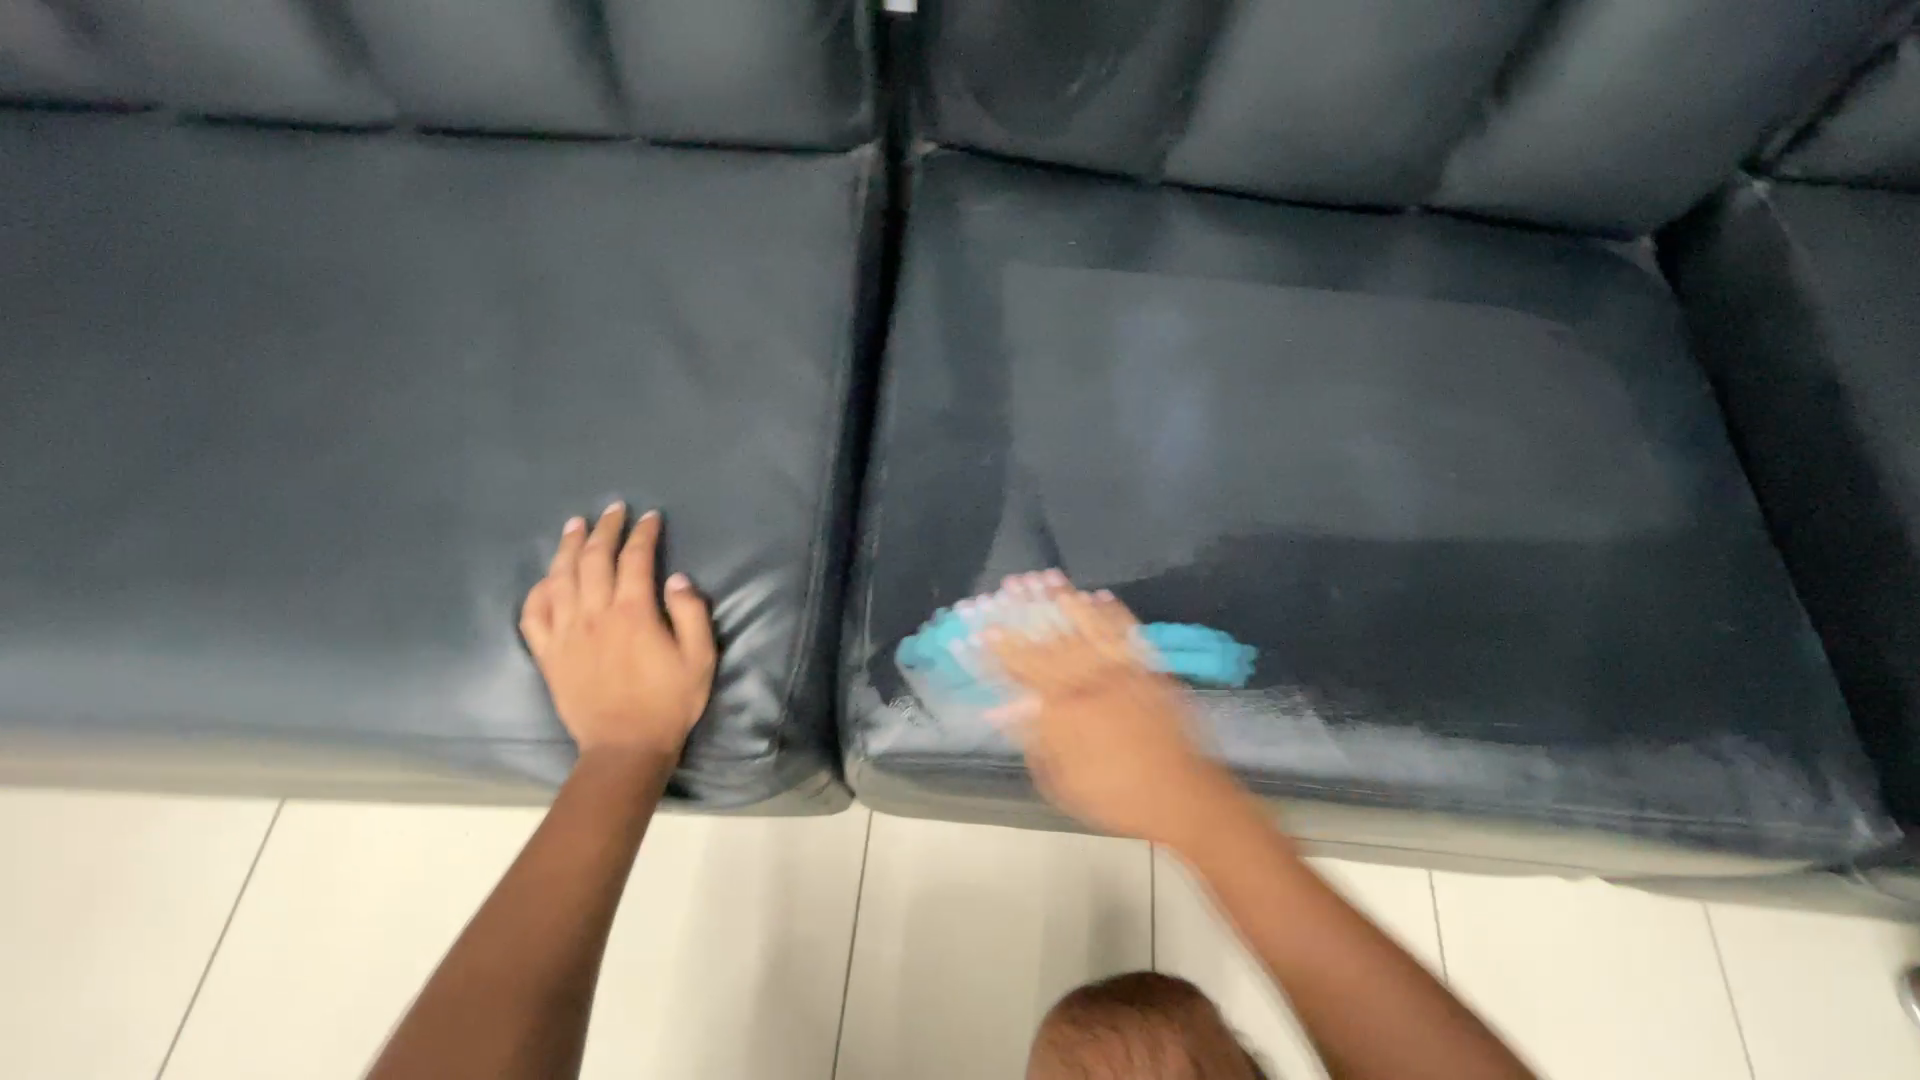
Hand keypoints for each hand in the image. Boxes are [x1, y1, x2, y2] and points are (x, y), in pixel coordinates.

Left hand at [520, 503, 717, 761]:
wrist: (625, 747)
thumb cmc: (669, 702)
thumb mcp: (700, 658)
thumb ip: (691, 613)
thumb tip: (676, 579)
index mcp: (633, 612)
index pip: (635, 559)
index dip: (642, 533)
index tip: (649, 517)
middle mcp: (594, 614)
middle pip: (594, 558)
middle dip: (604, 529)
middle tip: (612, 510)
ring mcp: (565, 633)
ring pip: (560, 578)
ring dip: (567, 547)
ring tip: (574, 525)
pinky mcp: (548, 654)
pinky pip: (533, 613)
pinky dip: (538, 590)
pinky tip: (547, 578)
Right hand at [982, 573, 1242, 847]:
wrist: (1183, 797)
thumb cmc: (1116, 798)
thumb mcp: (1062, 780)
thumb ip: (1034, 740)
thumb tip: (1005, 711)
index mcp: (1065, 710)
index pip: (1024, 671)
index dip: (1002, 650)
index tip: (984, 631)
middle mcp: (1091, 682)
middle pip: (1052, 641)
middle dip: (1028, 612)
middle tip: (1011, 586)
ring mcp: (1124, 673)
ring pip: (1090, 628)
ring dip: (1067, 602)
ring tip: (1050, 579)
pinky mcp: (1151, 671)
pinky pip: (1129, 635)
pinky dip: (1114, 613)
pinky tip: (1102, 597)